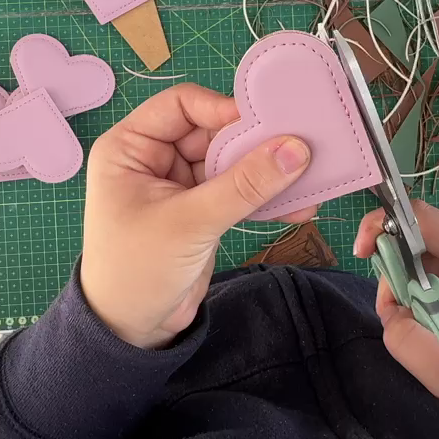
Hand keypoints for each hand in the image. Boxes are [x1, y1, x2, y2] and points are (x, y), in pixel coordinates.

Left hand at [80, 83, 314, 348]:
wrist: (131, 332)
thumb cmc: (137, 271)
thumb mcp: (190, 223)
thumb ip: (243, 185)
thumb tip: (294, 149)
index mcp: (130, 147)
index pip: (182, 105)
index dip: (222, 110)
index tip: (266, 123)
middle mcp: (153, 158)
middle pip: (213, 133)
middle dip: (254, 143)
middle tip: (300, 148)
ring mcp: (180, 184)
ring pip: (230, 162)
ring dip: (266, 172)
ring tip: (308, 177)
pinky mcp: (201, 210)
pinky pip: (238, 191)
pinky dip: (264, 197)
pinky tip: (298, 205)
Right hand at [355, 201, 438, 438]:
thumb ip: (409, 342)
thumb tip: (388, 310)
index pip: (423, 218)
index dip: (384, 226)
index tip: (362, 255)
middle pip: (420, 242)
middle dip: (397, 277)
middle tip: (400, 321)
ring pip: (427, 261)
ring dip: (412, 294)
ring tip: (427, 336)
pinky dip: (427, 299)